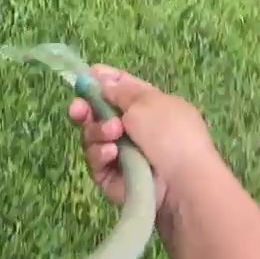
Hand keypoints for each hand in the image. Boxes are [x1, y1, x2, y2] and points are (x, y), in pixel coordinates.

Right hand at [66, 65, 224, 219]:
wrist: (181, 183)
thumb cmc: (170, 135)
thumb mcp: (147, 101)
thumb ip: (119, 90)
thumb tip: (102, 81)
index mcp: (149, 106)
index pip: (121, 88)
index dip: (102, 80)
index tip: (86, 75)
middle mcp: (134, 128)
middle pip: (97, 113)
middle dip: (85, 109)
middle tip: (78, 109)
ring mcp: (121, 152)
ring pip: (92, 135)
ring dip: (98, 131)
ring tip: (113, 134)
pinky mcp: (110, 175)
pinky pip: (94, 158)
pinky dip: (101, 153)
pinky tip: (112, 154)